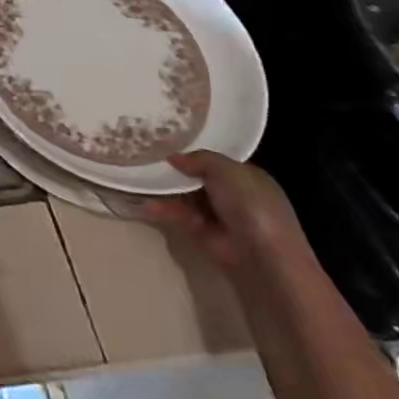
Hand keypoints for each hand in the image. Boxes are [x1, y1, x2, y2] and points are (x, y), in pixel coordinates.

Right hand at [144, 151, 309, 278]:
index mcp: (245, 176)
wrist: (260, 254)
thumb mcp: (227, 170)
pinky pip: (178, 216)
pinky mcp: (200, 234)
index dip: (192, 154)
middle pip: (196, 178)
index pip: (215, 161)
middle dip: (174, 171)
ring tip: (138, 178)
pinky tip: (143, 203)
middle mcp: (231, 194)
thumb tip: (174, 157)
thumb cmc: (250, 204)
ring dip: (164, 189)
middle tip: (146, 159)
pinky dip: (162, 210)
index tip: (165, 145)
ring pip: (185, 197)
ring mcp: (215, 215)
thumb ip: (200, 159)